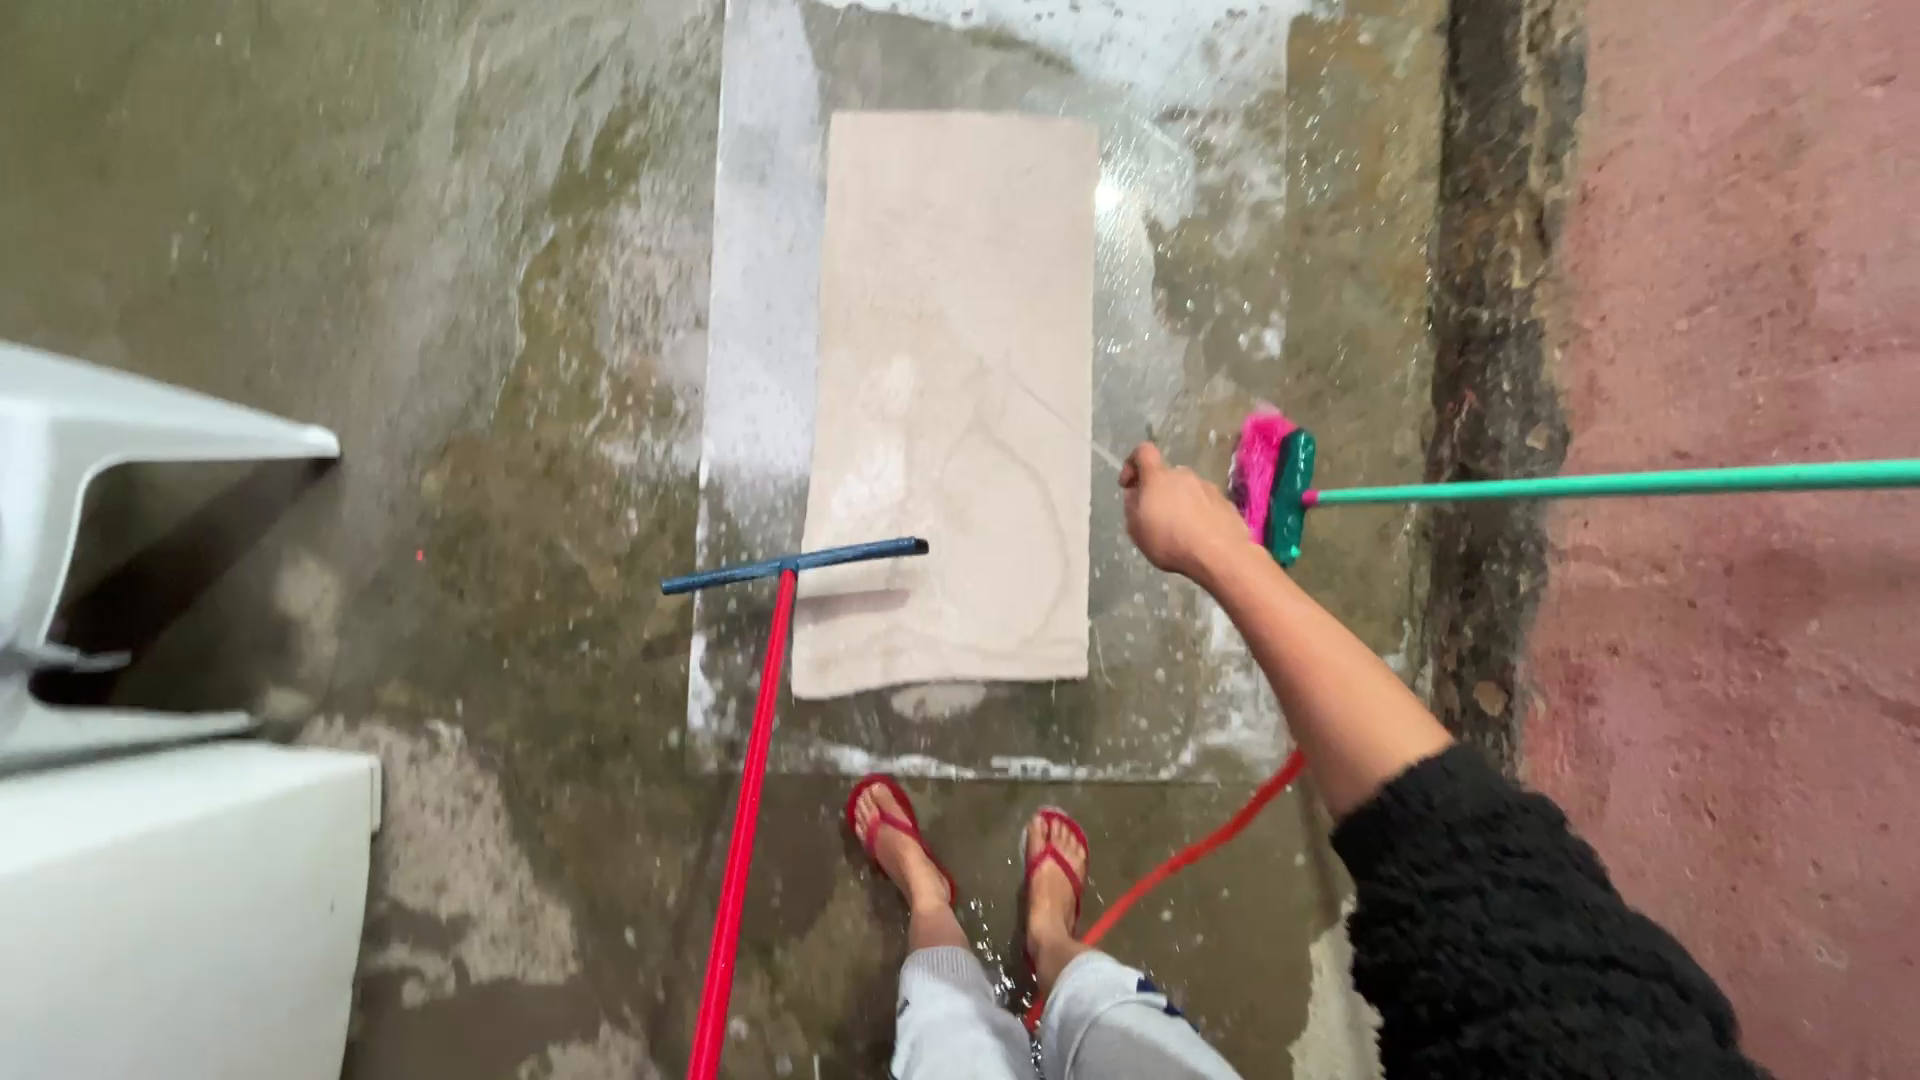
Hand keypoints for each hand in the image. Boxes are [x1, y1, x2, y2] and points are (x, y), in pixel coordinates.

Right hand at [1119, 442, 1253, 581]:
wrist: (1220, 555)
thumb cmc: (1170, 541)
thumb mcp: (1136, 528)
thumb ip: (1132, 504)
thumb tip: (1136, 492)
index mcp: (1159, 477)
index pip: (1143, 451)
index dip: (1132, 463)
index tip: (1128, 485)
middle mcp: (1185, 475)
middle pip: (1166, 476)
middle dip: (1158, 492)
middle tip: (1155, 518)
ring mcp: (1209, 488)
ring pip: (1187, 490)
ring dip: (1180, 504)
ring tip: (1180, 532)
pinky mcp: (1226, 503)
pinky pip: (1205, 504)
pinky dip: (1198, 515)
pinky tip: (1199, 537)